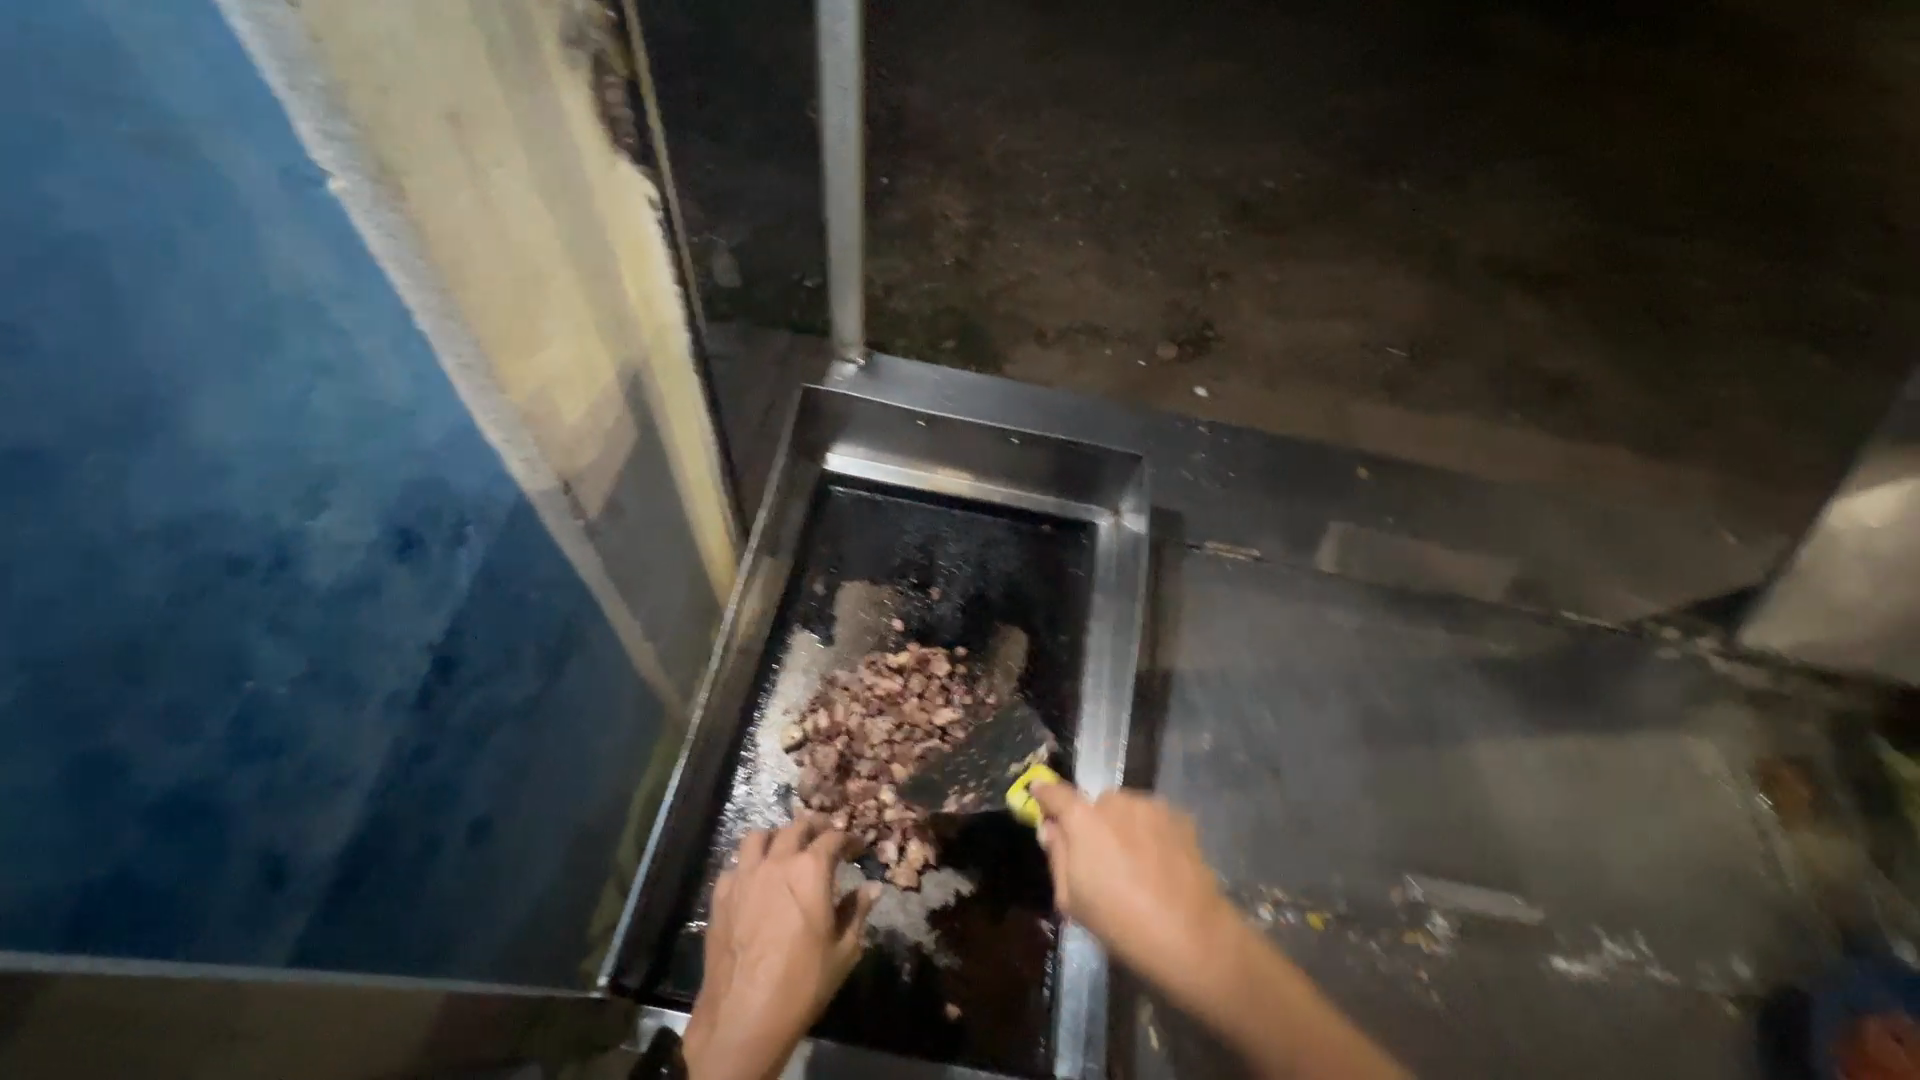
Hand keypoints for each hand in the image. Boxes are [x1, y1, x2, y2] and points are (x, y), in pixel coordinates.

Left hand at [683, 818, 880, 1079]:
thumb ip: (857, 912)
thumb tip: (872, 888)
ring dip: (775, 837)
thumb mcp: (844, 950)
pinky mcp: (720, 895)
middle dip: (814, 827)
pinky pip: (735, 865)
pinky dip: (748, 864)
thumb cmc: (803, 982)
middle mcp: (777, 862)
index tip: (855, 846)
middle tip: (824, 837)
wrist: (745, 1014)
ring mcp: (744, 876)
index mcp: (811, 870)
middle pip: (796, 827)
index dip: (847, 838)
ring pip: (757, 836)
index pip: (833, 837)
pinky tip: (755, 880)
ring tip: (784, 849)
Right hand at [1029, 782, 1238, 990]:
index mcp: (1082, 819)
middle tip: (1100, 855)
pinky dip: (1150, 832)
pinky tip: (1159, 862)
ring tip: (1135, 862)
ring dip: (1124, 825)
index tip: (1038, 793)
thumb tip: (1051, 828)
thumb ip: (1057, 856)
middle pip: (1095, 804)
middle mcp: (1115, 802)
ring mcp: (1151, 806)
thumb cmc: (1118, 921)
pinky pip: (1153, 818)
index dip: (1044, 794)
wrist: (1188, 933)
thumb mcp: (1071, 899)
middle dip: (1092, 822)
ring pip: (1127, 810)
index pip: (1055, 793)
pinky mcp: (1180, 817)